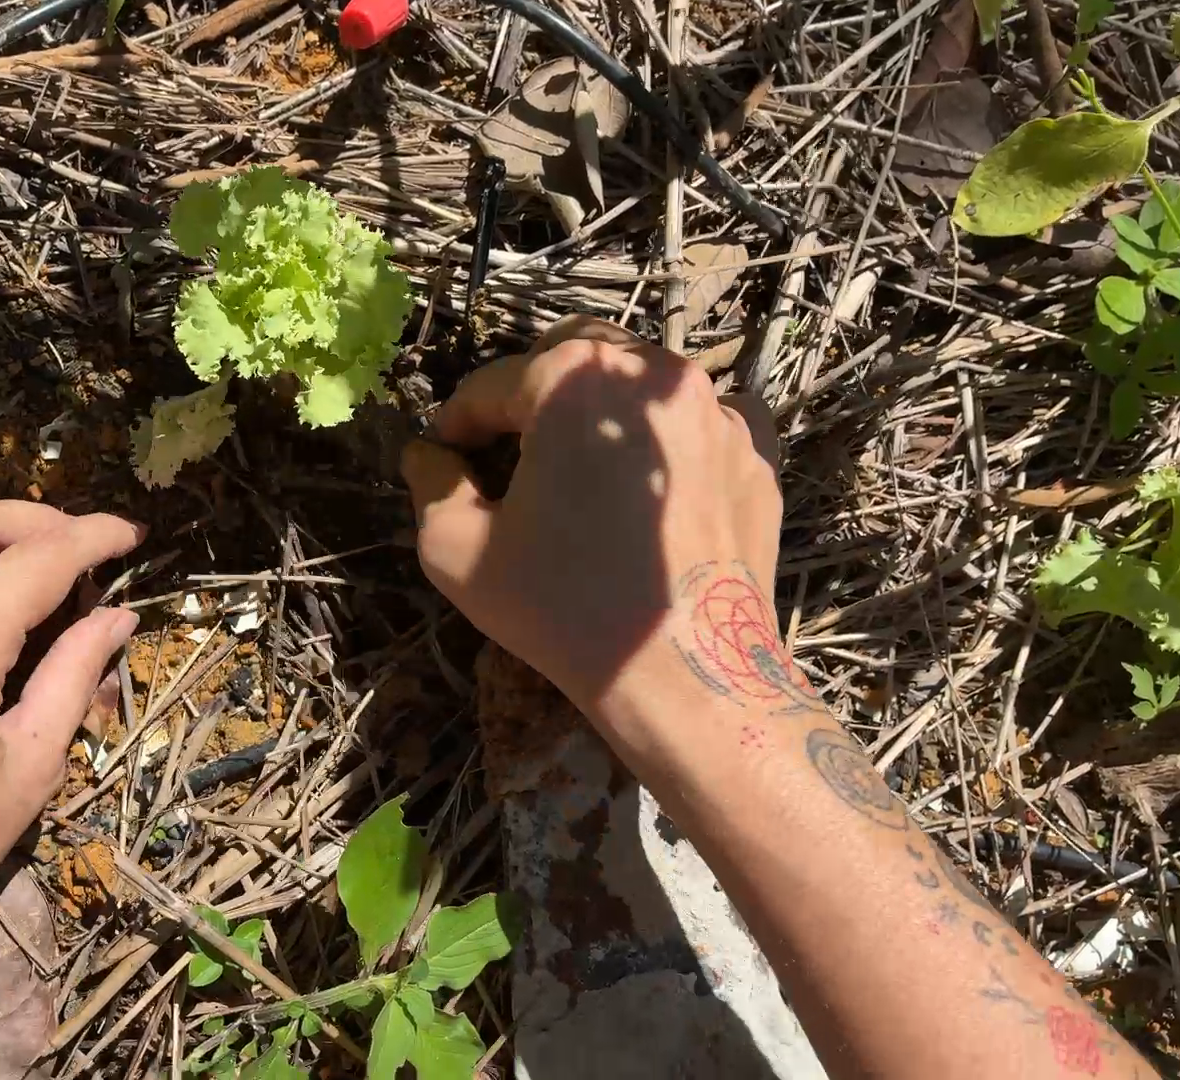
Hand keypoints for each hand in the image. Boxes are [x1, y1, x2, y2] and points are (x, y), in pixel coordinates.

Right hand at [402, 318, 780, 733]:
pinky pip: (689, 424)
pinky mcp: (753, 455)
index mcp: (574, 384)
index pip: (490, 383)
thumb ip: (428, 481)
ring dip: (590, 411)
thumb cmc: (558, 606)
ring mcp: (717, 413)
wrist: (686, 676)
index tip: (443, 458)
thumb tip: (425, 452)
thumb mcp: (454, 547)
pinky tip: (635, 493)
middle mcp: (653, 376)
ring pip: (633, 382)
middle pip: (568, 354)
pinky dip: (651, 442)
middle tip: (504, 449)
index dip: (455, 422)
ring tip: (571, 470)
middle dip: (525, 393)